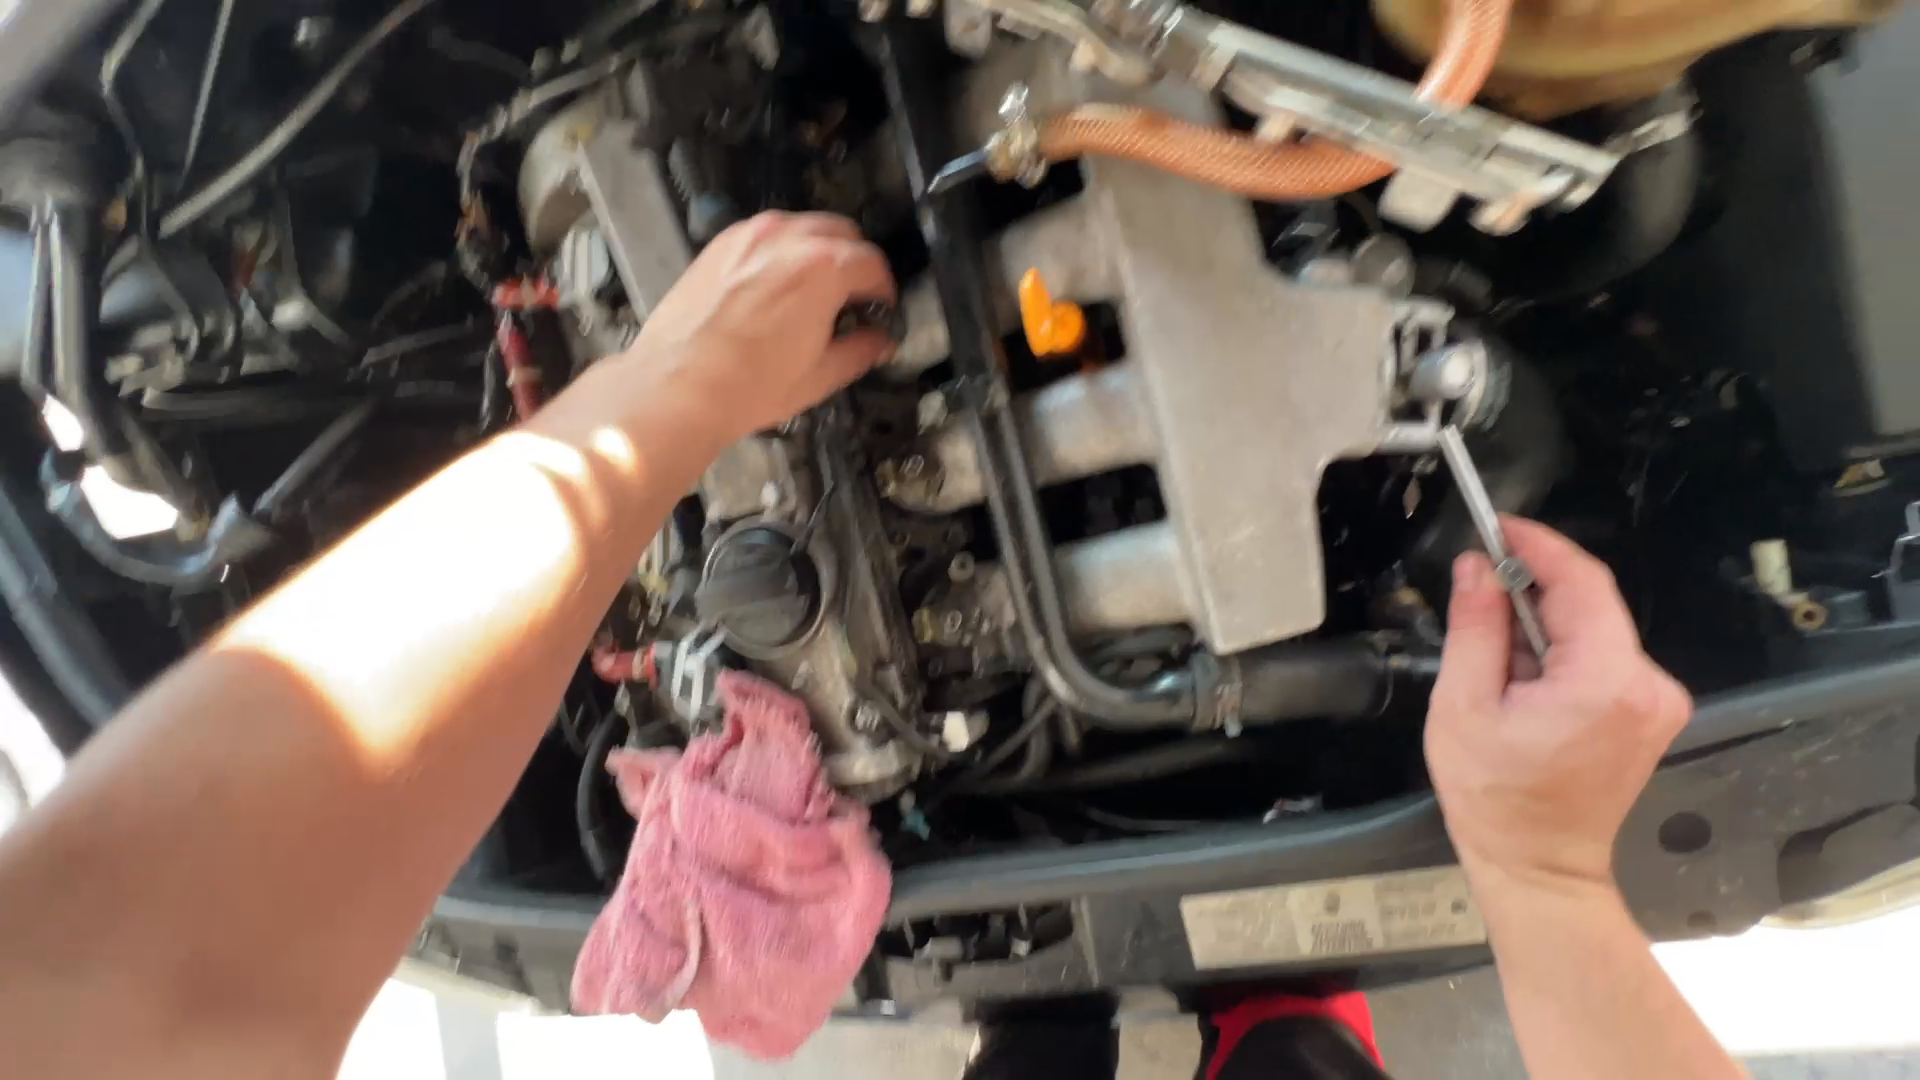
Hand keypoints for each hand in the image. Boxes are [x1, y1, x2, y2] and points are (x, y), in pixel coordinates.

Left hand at [620, 211, 897, 443]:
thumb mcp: (822, 376)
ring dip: (821, 252)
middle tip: (854, 299)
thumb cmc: (747, 386)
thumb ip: (861, 351)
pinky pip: (767, 235)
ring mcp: (749, 237)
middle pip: (842, 233)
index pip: (873, 263)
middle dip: (856, 263)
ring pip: (803, 228)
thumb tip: (878, 341)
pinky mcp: (721, 246)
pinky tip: (778, 288)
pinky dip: (783, 252)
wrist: (678, 388)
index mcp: (823, 270)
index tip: (881, 308)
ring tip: (816, 293)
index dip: (884, 289)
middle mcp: (787, 241)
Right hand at [1425, 517, 1692, 897]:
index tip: (1495, 524)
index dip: (1538, 546)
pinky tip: (1517, 677)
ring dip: (1537, 623)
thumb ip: (1475, 627)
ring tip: (1489, 661)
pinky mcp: (1647, 708)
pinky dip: (1554, 647)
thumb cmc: (1491, 789)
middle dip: (1528, 588)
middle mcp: (1648, 685)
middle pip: (1589, 604)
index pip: (1583, 584)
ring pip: (1590, 627)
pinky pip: (1598, 652)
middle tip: (1472, 593)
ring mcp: (1655, 699)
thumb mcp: (1462, 703)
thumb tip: (1476, 568)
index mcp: (1603, 682)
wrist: (1537, 857)